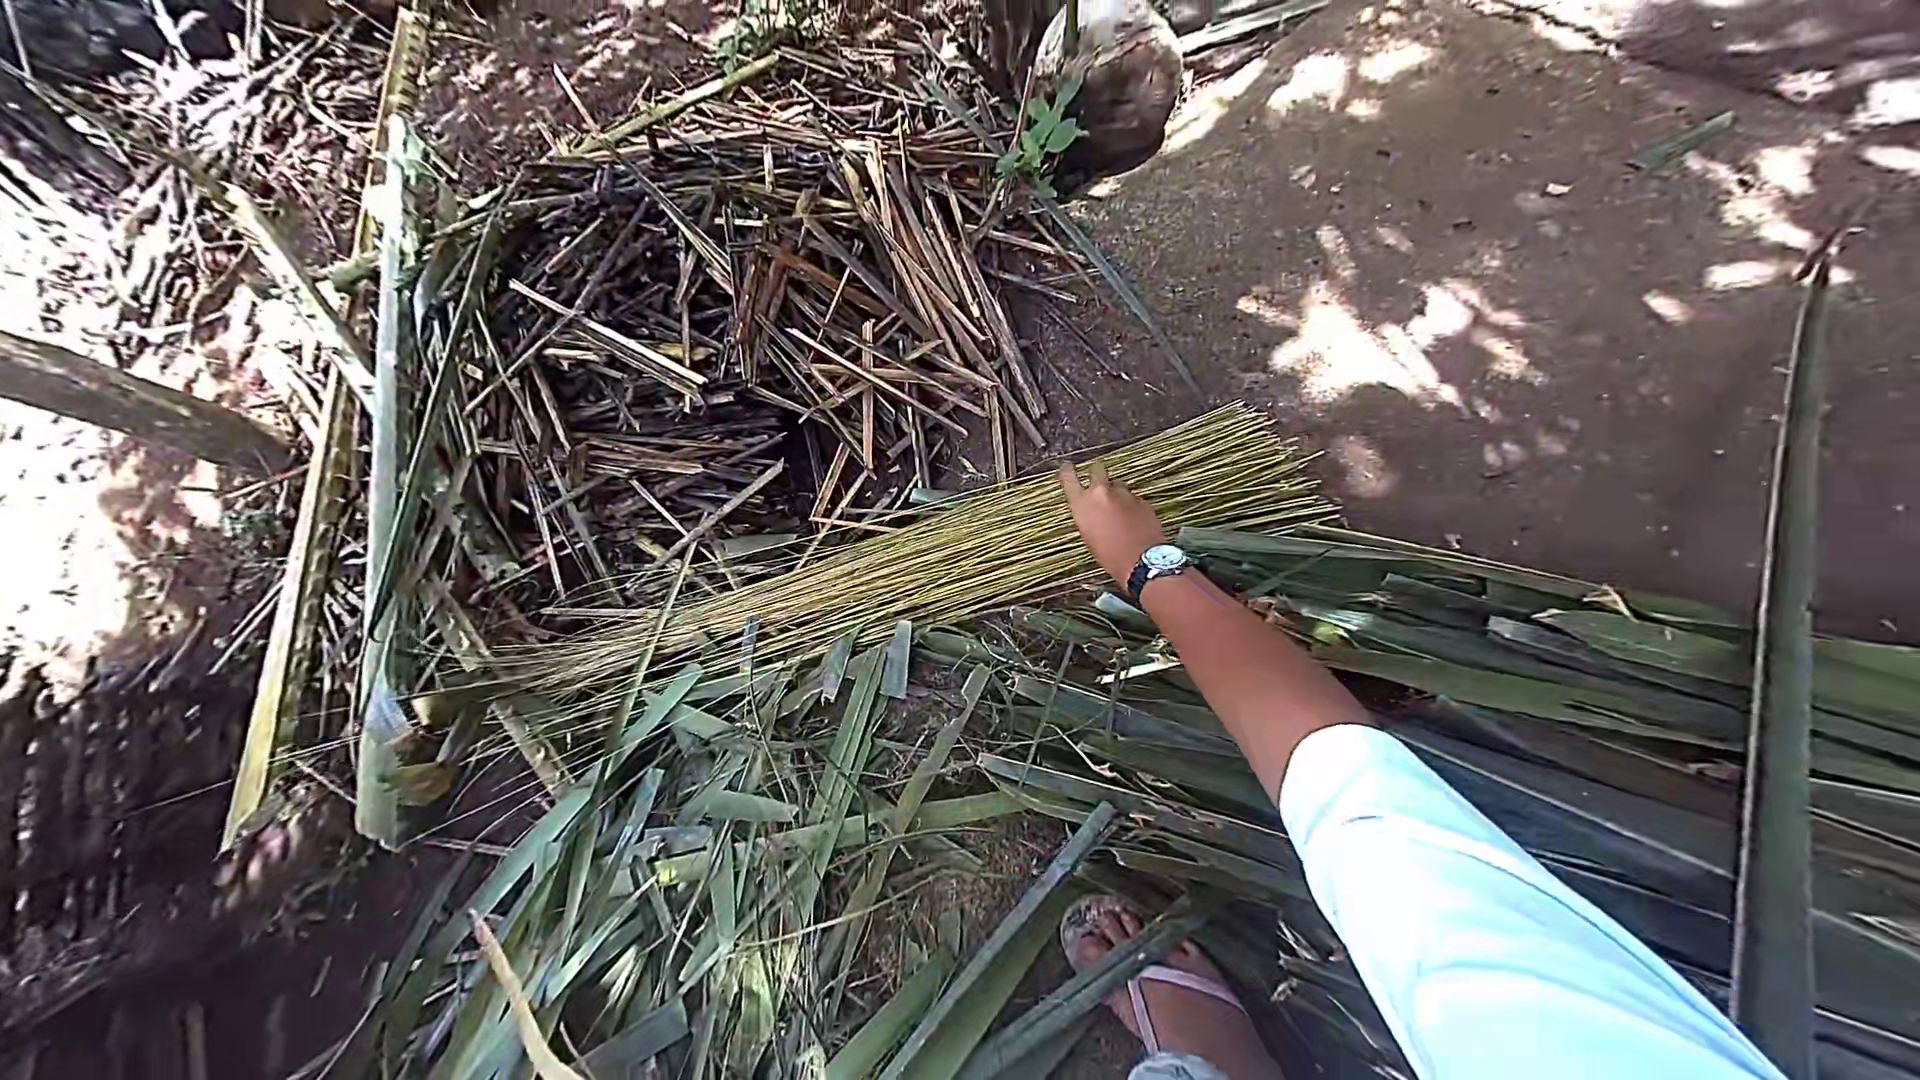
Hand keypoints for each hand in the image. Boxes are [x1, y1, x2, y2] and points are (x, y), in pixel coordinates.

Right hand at [1057, 459, 1169, 585]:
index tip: (1067, 467)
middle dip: (1096, 473)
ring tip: (1117, 510)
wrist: (1141, 560)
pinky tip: (1131, 519)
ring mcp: (1124, 494)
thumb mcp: (1088, 535)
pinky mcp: (1142, 500)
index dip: (1067, 470)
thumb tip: (1090, 508)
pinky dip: (1130, 504)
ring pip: (1117, 485)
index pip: (1068, 476)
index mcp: (1082, 503)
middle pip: (1097, 469)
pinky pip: (1132, 497)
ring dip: (1116, 492)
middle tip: (1097, 483)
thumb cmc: (1109, 556)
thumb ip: (1086, 514)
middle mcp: (1101, 493)